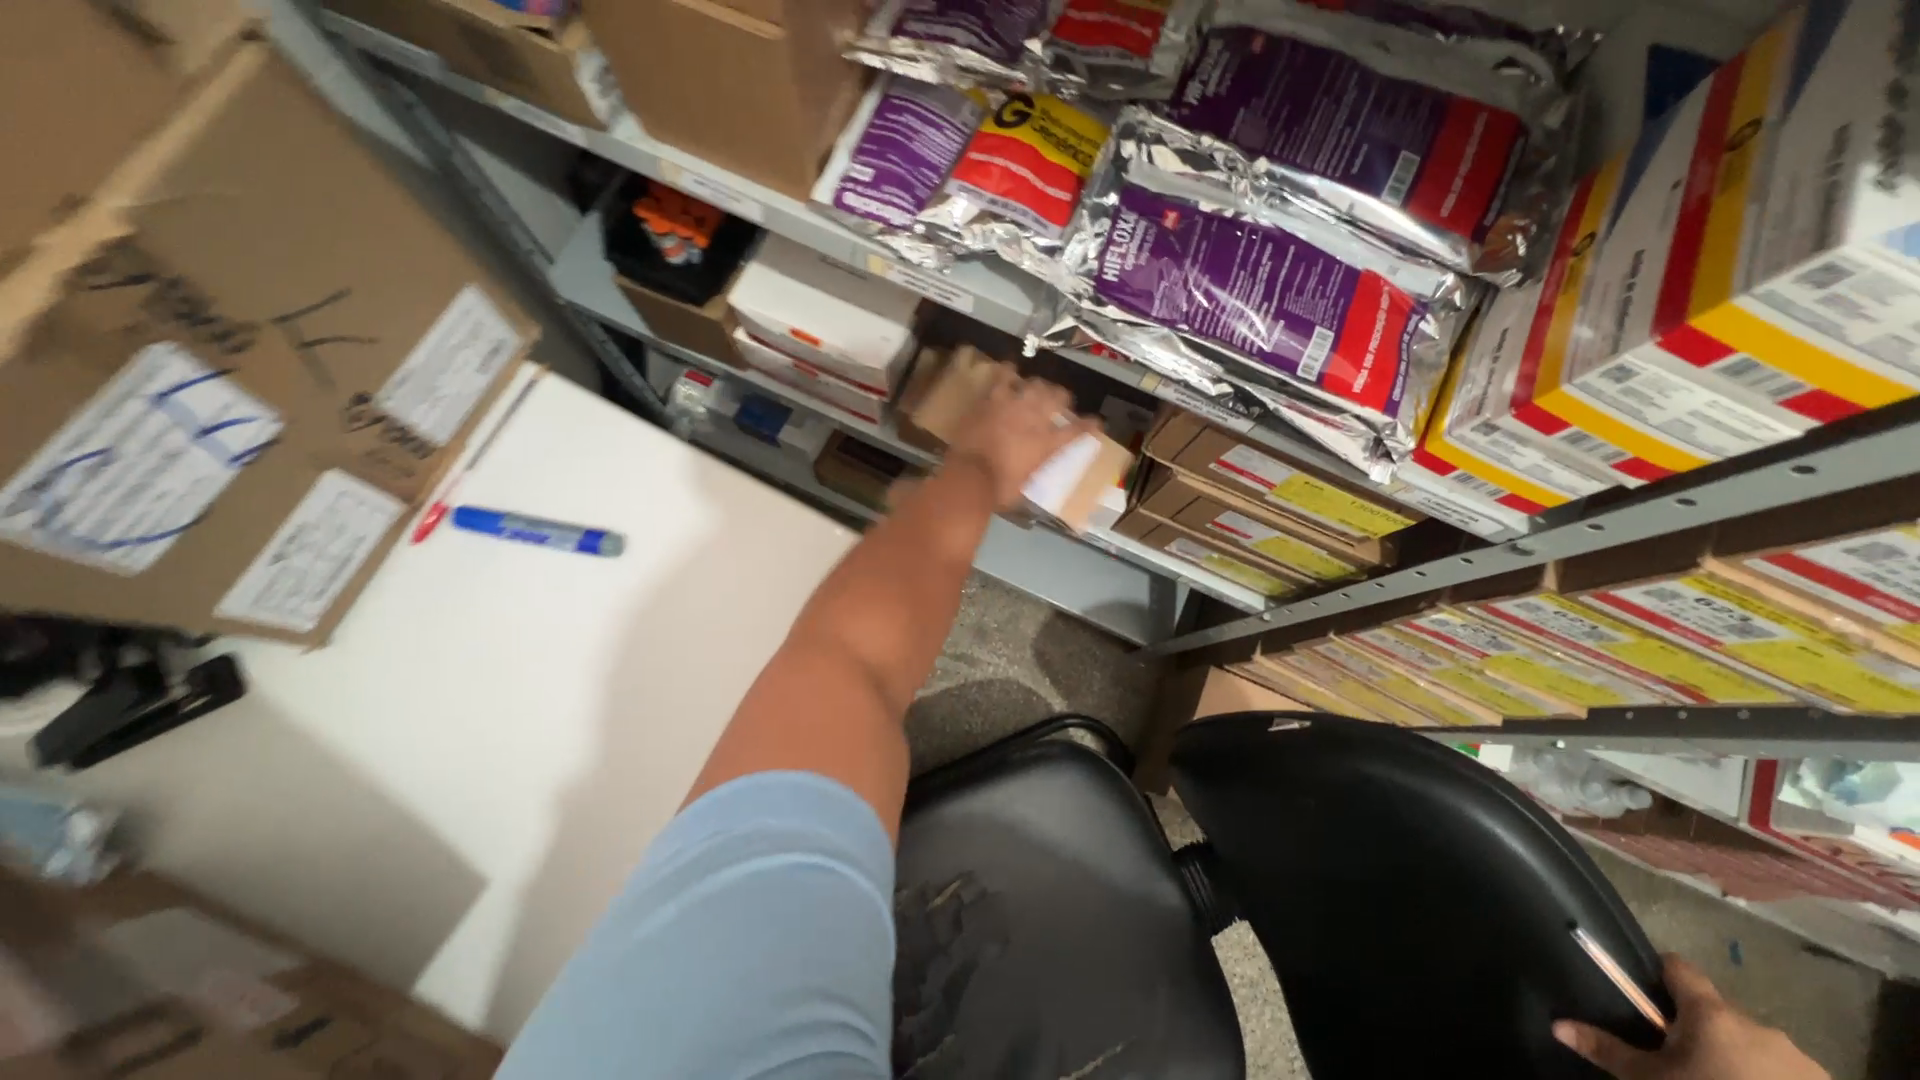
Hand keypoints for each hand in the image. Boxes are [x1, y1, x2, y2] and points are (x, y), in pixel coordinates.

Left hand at [946, 368, 1097, 509]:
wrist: (969, 476)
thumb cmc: (998, 490)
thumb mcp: (1023, 484)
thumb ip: (1030, 470)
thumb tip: (1027, 469)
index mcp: (1048, 443)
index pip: (1077, 430)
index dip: (1090, 425)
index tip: (1097, 422)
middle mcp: (1036, 419)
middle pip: (1057, 398)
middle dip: (1062, 397)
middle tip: (1061, 400)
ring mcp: (1013, 405)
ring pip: (1034, 384)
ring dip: (1038, 385)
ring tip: (1038, 387)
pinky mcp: (991, 400)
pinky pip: (1002, 378)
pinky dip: (1007, 372)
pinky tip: (1009, 368)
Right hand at [1554, 955, 1827, 1079]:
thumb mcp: (1649, 1079)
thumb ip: (1608, 1049)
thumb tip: (1557, 1024)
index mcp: (1711, 1013)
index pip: (1678, 966)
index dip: (1658, 971)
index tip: (1644, 990)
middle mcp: (1757, 1024)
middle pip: (1715, 1009)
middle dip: (1696, 1026)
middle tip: (1676, 1056)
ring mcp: (1798, 1057)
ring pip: (1751, 1041)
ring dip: (1733, 1053)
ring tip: (1715, 1079)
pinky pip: (1783, 1069)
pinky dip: (1764, 1076)